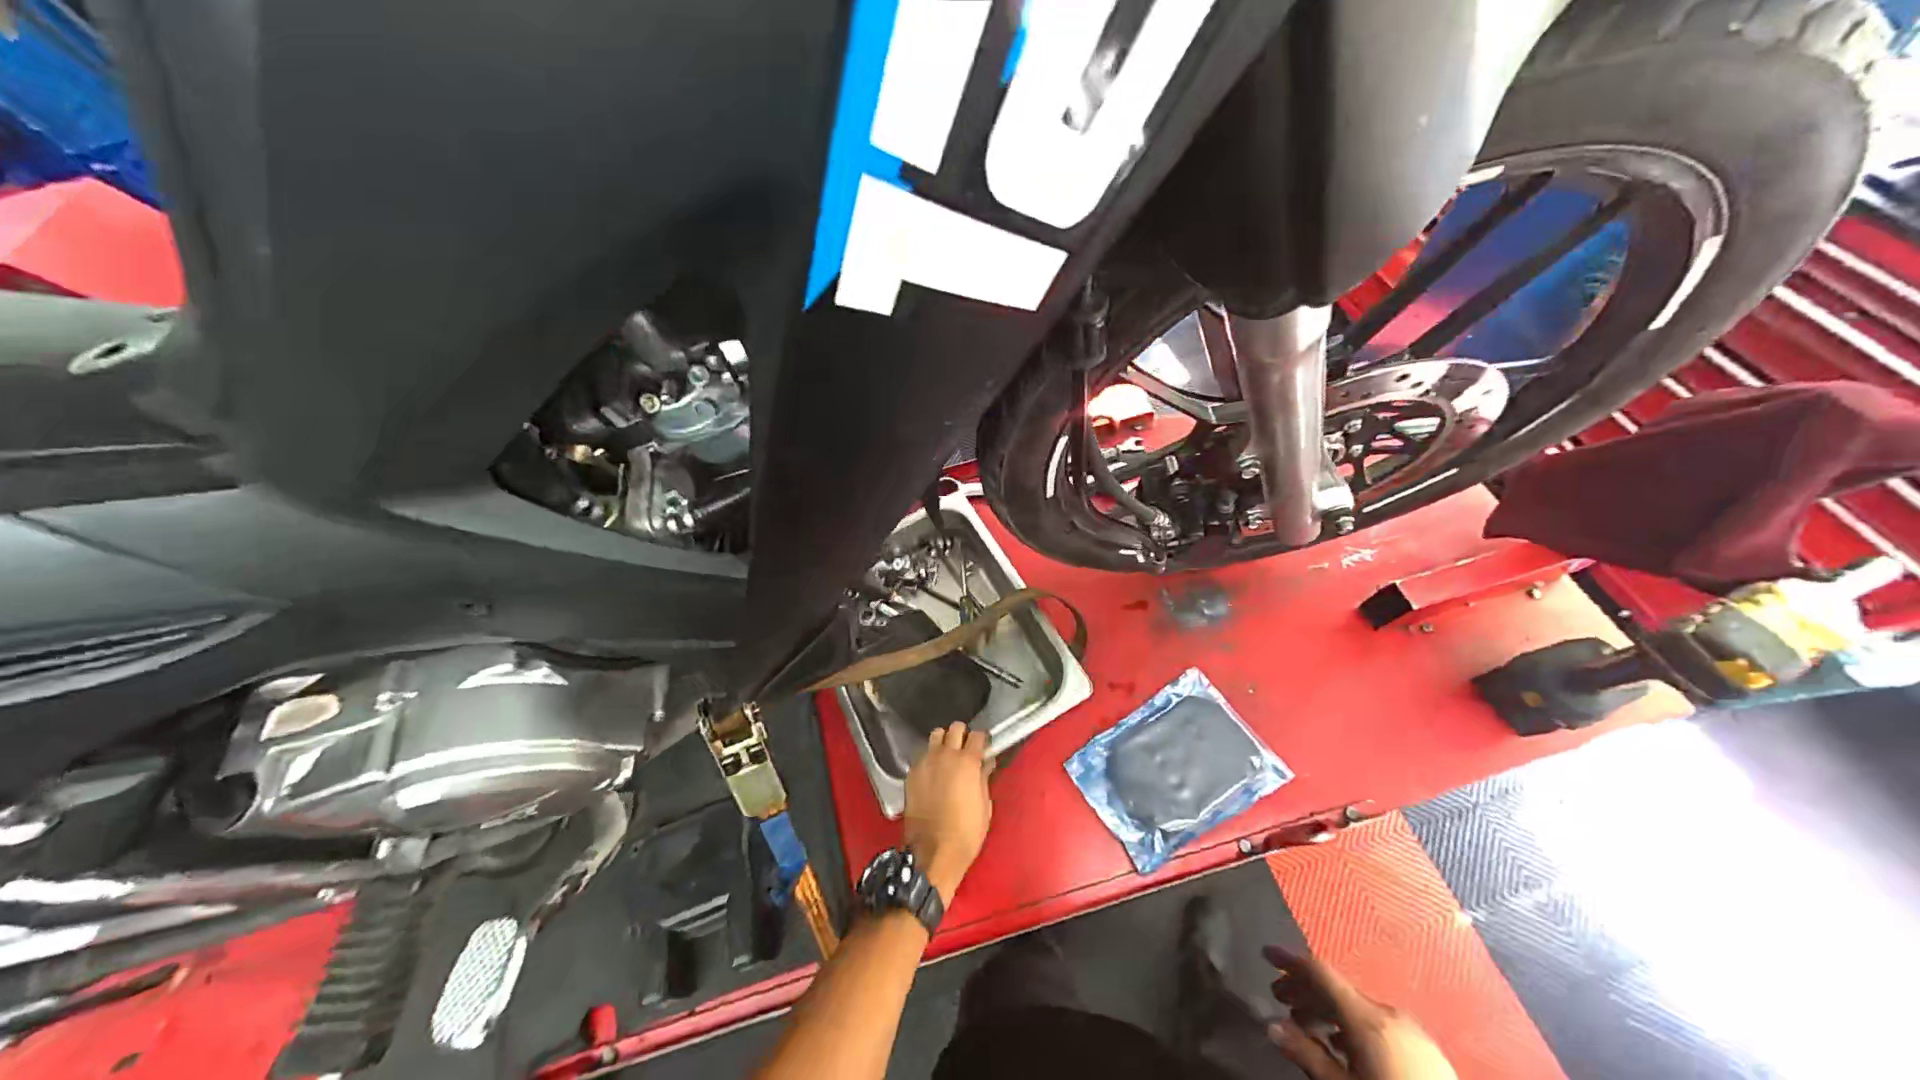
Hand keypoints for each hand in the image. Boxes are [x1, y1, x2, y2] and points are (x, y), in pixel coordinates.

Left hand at [902, 722, 993, 899]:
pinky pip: (923, 755)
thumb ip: (983, 778)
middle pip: (954, 728)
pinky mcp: (912, 773)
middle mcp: (945, 755)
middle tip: (966, 749)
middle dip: (962, 735)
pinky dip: (930, 757)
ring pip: (935, 736)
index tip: (984, 748)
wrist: (934, 850)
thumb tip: (984, 764)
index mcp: (967, 761)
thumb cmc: (967, 831)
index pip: (977, 735)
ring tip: (948, 755)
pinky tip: (934, 771)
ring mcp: (925, 762)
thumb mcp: (985, 804)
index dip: (982, 740)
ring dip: (944, 741)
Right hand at [1263, 946, 1456, 1079]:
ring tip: (1309, 1029)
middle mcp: (1388, 1013)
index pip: (1320, 972)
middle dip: (1305, 991)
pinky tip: (1345, 1048)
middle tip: (1281, 1001)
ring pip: (1358, 1007)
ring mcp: (1412, 1031)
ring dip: (1328, 1011)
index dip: (1290, 960)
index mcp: (1366, 1018)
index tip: (1265, 953)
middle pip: (1337, 989)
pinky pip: (1379, 1024)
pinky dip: (1353, 1025)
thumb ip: (1306, 1054)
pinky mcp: (1426, 1050)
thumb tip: (1272, 1024)